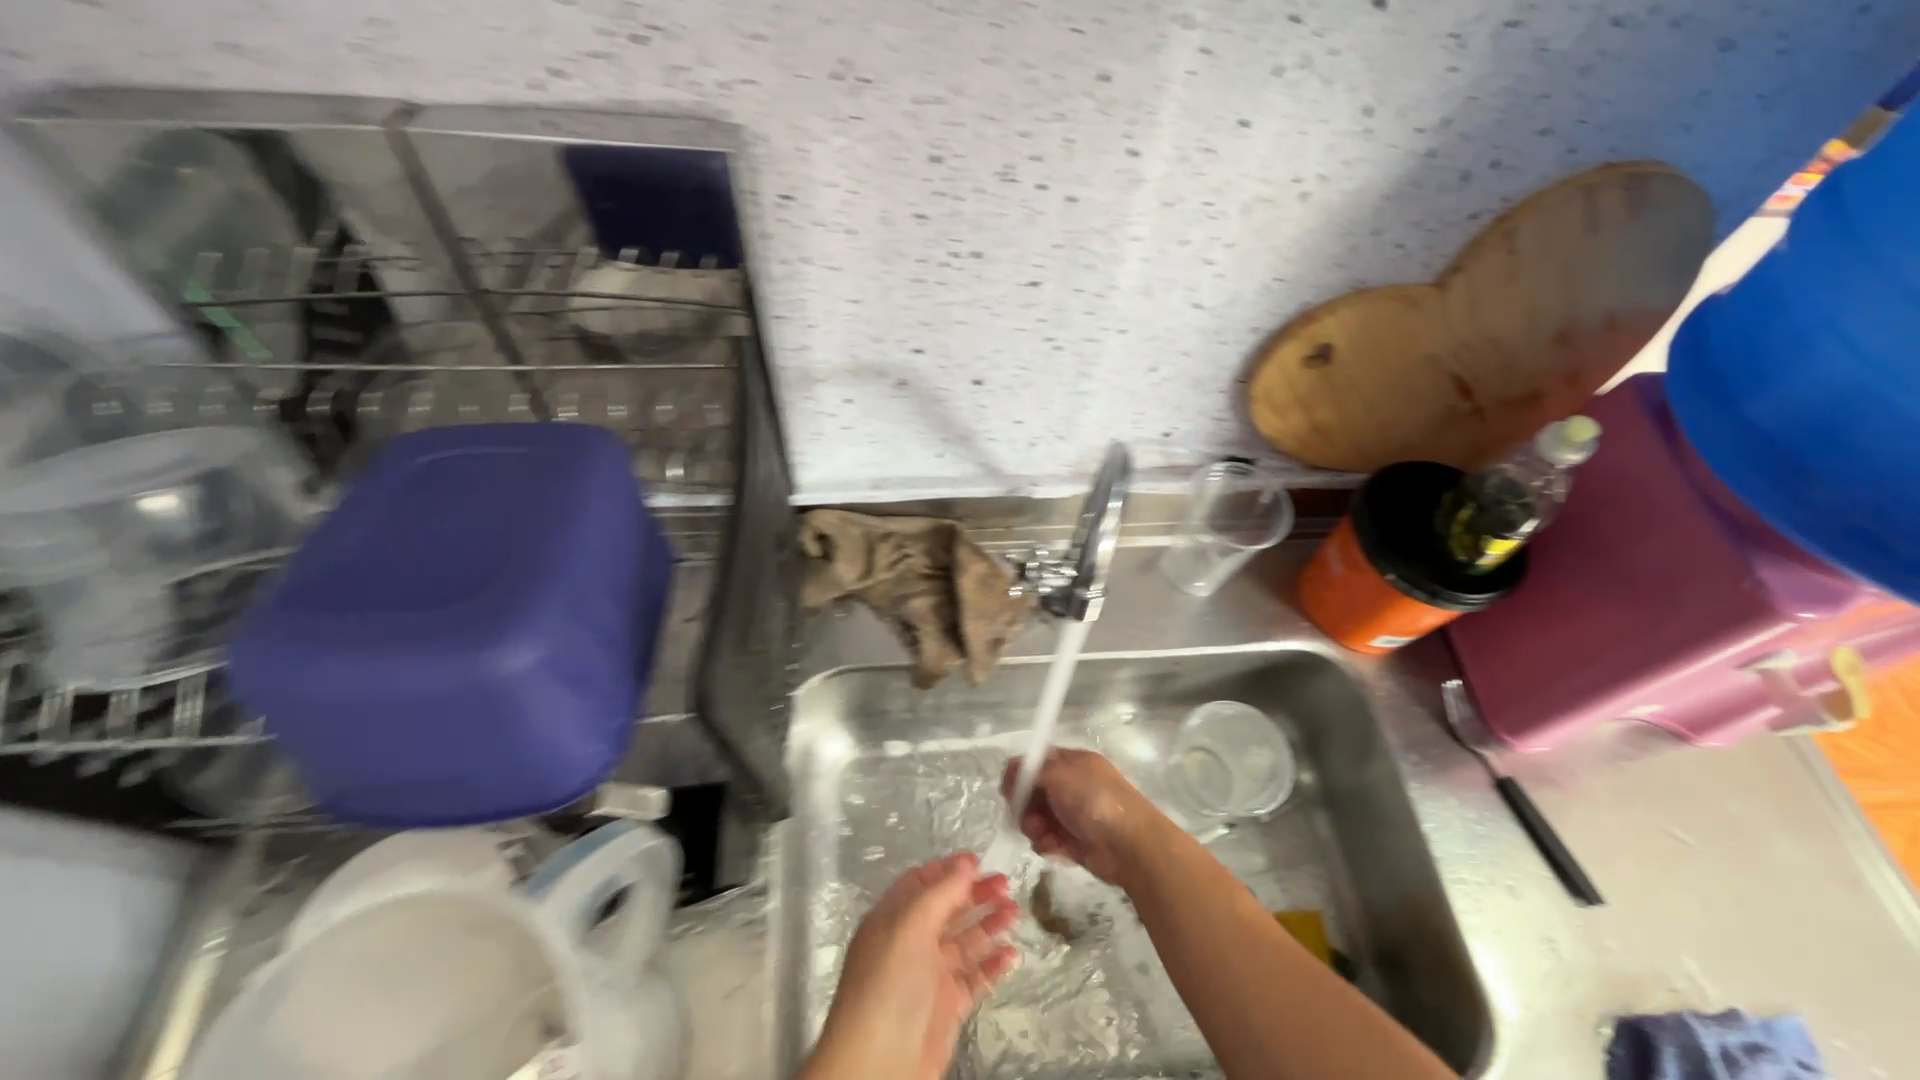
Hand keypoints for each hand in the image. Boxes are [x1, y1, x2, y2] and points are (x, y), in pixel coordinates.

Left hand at [803, 853, 1018, 1079]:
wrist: (878, 1063)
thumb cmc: (889, 984)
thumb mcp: (909, 927)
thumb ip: (940, 892)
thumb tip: (966, 862)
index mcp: (892, 919)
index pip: (920, 884)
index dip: (948, 870)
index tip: (978, 861)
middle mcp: (910, 943)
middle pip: (947, 909)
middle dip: (975, 894)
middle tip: (1006, 884)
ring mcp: (930, 975)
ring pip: (964, 941)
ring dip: (989, 924)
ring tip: (1015, 913)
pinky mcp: (948, 1006)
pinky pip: (975, 977)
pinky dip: (993, 964)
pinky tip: (1011, 954)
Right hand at [1002, 748, 1167, 885]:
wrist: (1130, 846)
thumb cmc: (1096, 801)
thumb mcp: (1061, 774)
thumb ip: (1031, 769)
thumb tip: (1011, 770)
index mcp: (1073, 763)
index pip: (1038, 761)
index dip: (1020, 773)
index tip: (1009, 789)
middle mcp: (1072, 786)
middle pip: (1033, 792)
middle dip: (1025, 804)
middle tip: (1025, 815)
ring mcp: (1073, 815)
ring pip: (1037, 818)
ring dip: (1033, 826)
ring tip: (1043, 833)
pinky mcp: (1073, 842)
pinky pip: (1047, 840)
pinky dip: (1045, 843)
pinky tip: (1053, 847)